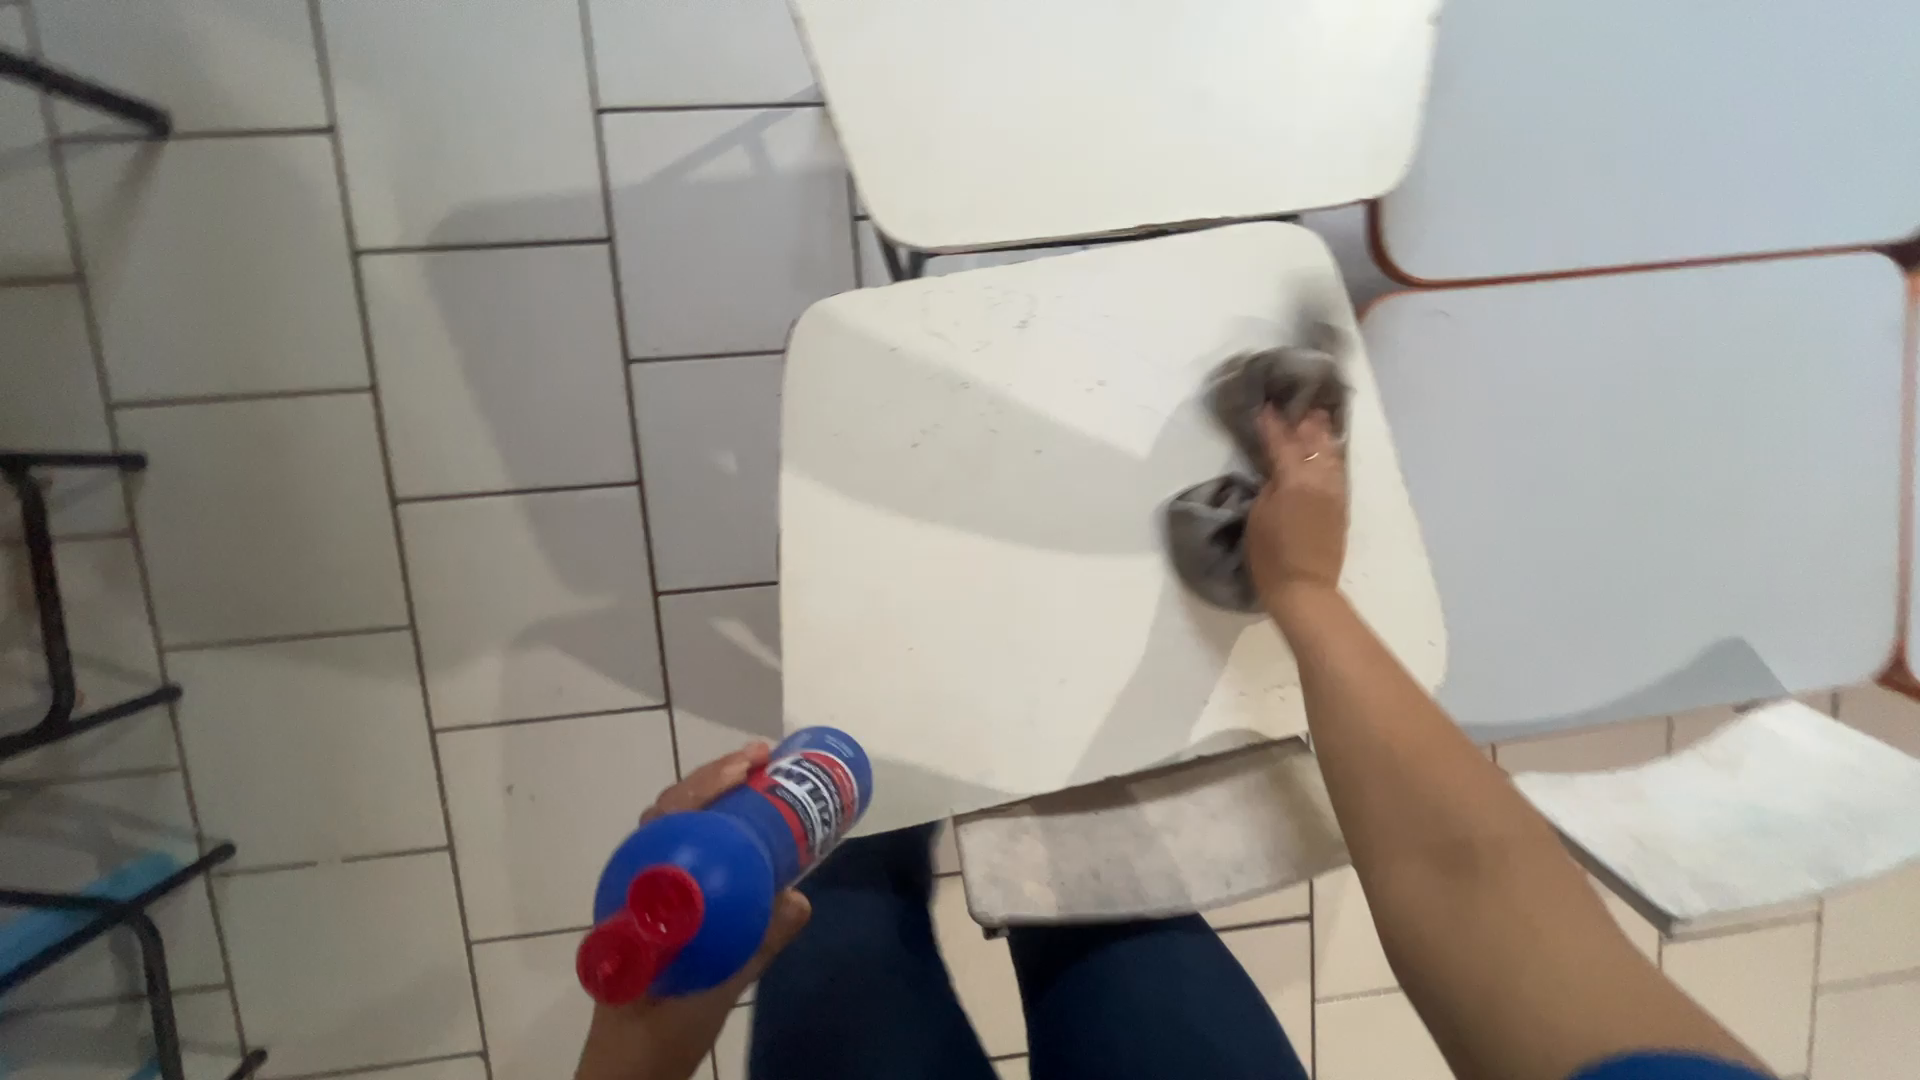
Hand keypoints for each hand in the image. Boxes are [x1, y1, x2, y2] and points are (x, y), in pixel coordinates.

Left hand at [575, 743, 812, 1079]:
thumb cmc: (659, 1031)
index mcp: (636, 891)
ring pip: (679, 824)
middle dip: (718, 776)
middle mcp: (635, 879)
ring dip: (716, 796)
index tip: (750, 767)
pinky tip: (746, 830)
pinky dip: (716, 826)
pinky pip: (688, 848)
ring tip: (758, 779)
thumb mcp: (715, 990)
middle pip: (674, 807)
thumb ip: (758, 944)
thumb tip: (801, 898)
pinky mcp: (659, 905)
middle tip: (764, 761)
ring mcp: (645, 890)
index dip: (709, 782)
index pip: (669, 815)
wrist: (628, 1073)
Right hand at [1247, 406, 1348, 614]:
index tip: (1265, 408)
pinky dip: (1331, 456)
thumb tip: (1278, 472)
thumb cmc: (1269, 555)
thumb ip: (1270, 487)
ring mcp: (1334, 493)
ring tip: (1318, 421)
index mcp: (1294, 481)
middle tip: (1300, 406)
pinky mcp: (1340, 507)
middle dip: (1305, 425)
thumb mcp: (1258, 516)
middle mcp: (1319, 480)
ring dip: (1323, 437)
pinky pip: (1337, 471)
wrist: (1303, 587)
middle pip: (1313, 444)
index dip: (1273, 426)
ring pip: (1330, 456)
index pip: (1282, 444)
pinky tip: (1327, 452)